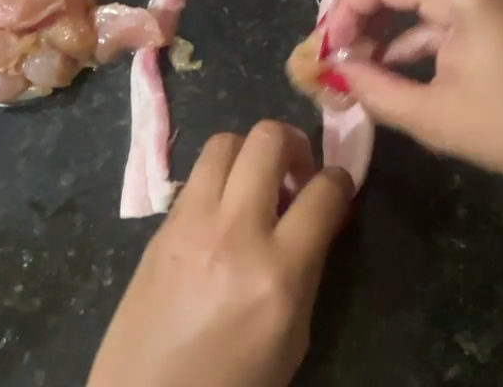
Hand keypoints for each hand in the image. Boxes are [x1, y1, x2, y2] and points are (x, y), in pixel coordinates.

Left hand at [89, 121, 352, 386]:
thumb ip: (311, 265)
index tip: (339, 184)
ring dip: (252, 151)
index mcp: (277, 273)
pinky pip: (197, 174)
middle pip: (268, 139)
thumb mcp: (293, 335)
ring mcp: (191, 223)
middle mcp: (234, 233)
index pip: (323, 193)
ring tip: (259, 181)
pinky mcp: (162, 225)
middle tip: (297, 173)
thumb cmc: (235, 380)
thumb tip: (324, 213)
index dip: (340, 180)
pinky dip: (221, 176)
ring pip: (226, 141)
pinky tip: (225, 207)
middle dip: (295, 144)